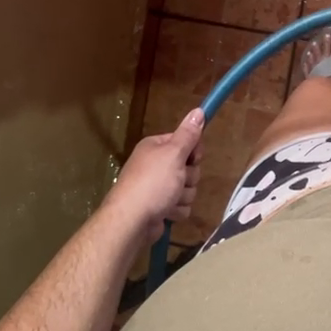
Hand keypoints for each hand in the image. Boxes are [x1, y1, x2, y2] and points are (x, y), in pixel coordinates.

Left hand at [103, 108, 203, 243]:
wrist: (132, 220)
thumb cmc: (153, 183)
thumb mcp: (173, 154)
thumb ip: (188, 134)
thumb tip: (198, 110)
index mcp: (156, 147)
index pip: (185, 142)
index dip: (193, 152)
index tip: (193, 159)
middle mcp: (155, 164)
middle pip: (189, 167)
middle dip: (188, 178)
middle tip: (178, 181)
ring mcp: (157, 187)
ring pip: (187, 188)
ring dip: (183, 196)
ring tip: (169, 200)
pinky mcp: (161, 206)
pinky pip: (181, 205)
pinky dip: (176, 210)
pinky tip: (166, 212)